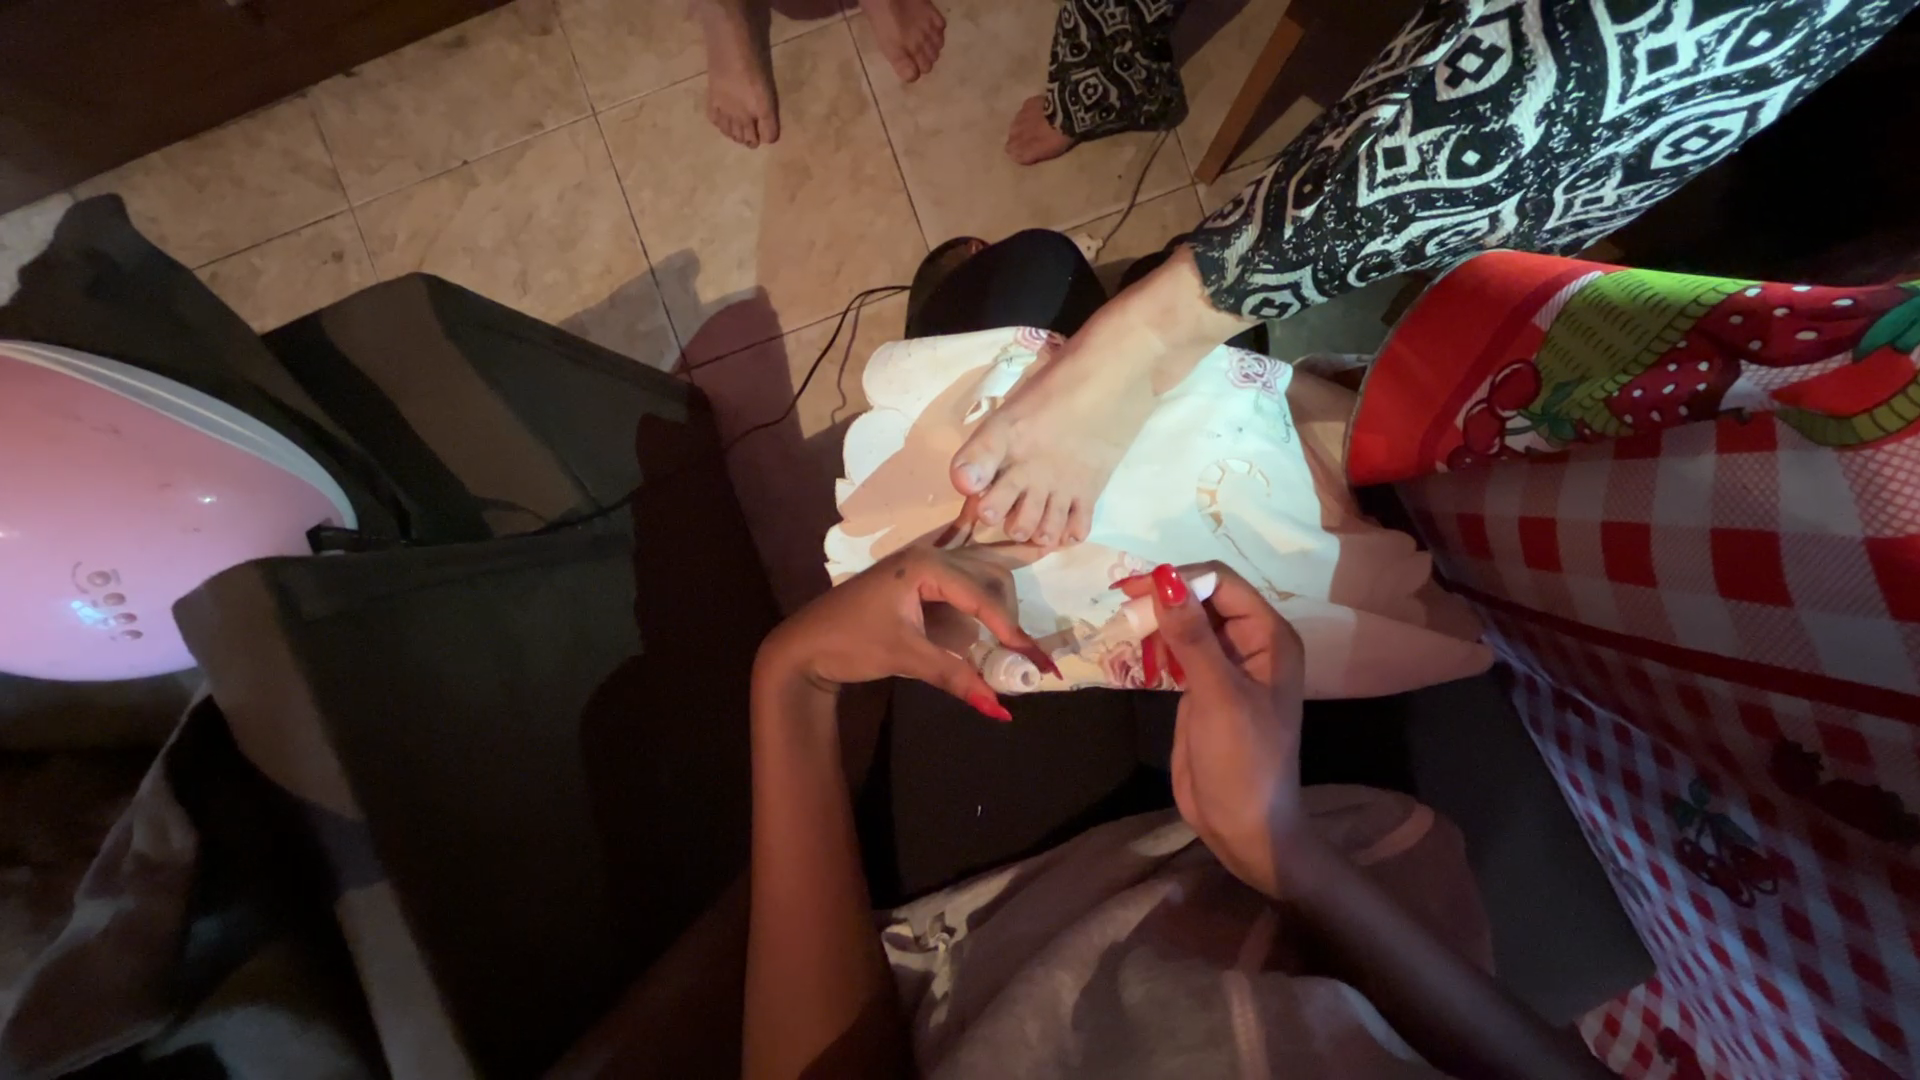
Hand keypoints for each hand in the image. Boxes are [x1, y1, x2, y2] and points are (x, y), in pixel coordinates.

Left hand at [758, 545, 1050, 719]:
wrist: (803, 646)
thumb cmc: (849, 644)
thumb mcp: (905, 658)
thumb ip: (955, 677)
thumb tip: (1000, 710)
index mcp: (925, 564)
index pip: (982, 595)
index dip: (1012, 630)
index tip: (1038, 662)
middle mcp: (930, 556)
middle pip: (990, 578)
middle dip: (1009, 617)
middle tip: (1025, 657)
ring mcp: (924, 566)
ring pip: (981, 578)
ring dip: (998, 610)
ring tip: (1013, 647)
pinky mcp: (920, 582)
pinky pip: (964, 587)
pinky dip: (982, 607)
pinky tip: (992, 626)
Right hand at [1118, 564, 1309, 896]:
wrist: (1242, 827)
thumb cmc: (1243, 761)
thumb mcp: (1217, 695)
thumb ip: (1191, 636)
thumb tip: (1164, 578)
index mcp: (1269, 638)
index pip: (1222, 585)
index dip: (1179, 580)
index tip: (1133, 590)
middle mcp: (1250, 644)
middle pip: (1202, 599)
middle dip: (1164, 599)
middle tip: (1122, 610)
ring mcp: (1225, 665)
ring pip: (1186, 622)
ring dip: (1156, 621)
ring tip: (1124, 629)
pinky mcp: (1202, 686)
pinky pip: (1177, 649)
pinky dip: (1155, 645)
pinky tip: (1135, 652)